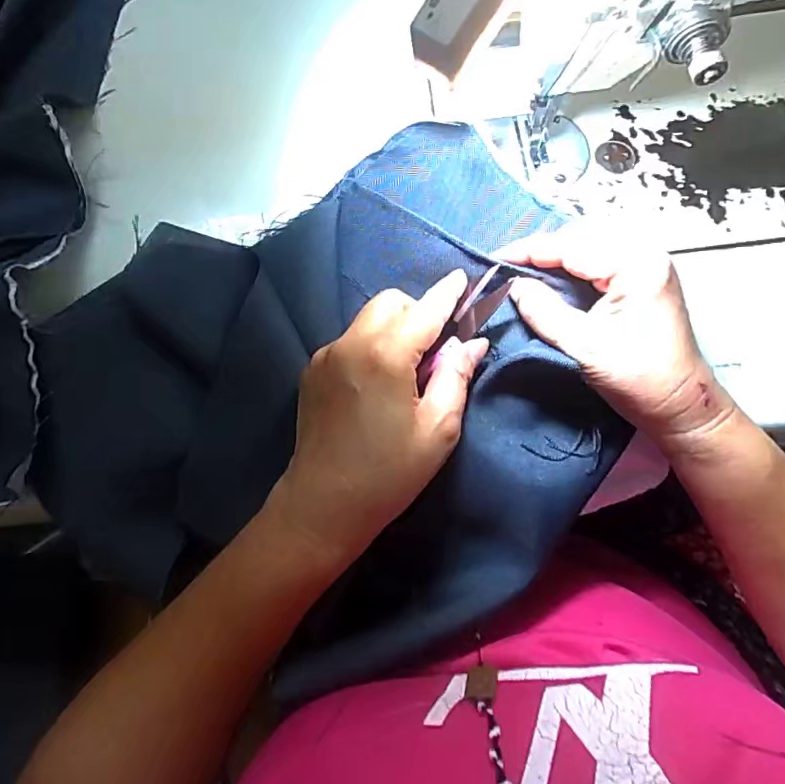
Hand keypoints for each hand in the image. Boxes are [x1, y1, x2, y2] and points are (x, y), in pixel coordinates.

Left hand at [264, 270, 490, 567]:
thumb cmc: (389, 473)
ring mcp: (326, 355)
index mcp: (385, 355)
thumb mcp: (438, 430)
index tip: (461, 279)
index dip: (447, 294)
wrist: (322, 504)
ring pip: (367, 319)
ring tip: (405, 371)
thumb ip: (456, 376)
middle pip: (390, 303)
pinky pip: (349, 341)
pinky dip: (370, 346)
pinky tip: (376, 384)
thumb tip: (472, 341)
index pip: (425, 310)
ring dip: (393, 329)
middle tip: (434, 349)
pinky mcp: (312, 370)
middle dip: (417, 312)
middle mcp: (351, 344)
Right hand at [497, 229, 735, 455]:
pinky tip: (547, 281)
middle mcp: (644, 256)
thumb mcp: (584, 346)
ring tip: (520, 274)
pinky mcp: (639, 281)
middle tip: (504, 270)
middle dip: (538, 252)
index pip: (569, 246)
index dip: (527, 251)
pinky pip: (595, 263)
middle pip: (577, 239)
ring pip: (585, 249)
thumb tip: (512, 286)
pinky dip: (568, 269)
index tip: (493, 262)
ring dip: (552, 259)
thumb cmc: (642, 380)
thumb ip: (544, 311)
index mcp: (636, 265)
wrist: (681, 408)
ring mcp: (644, 267)